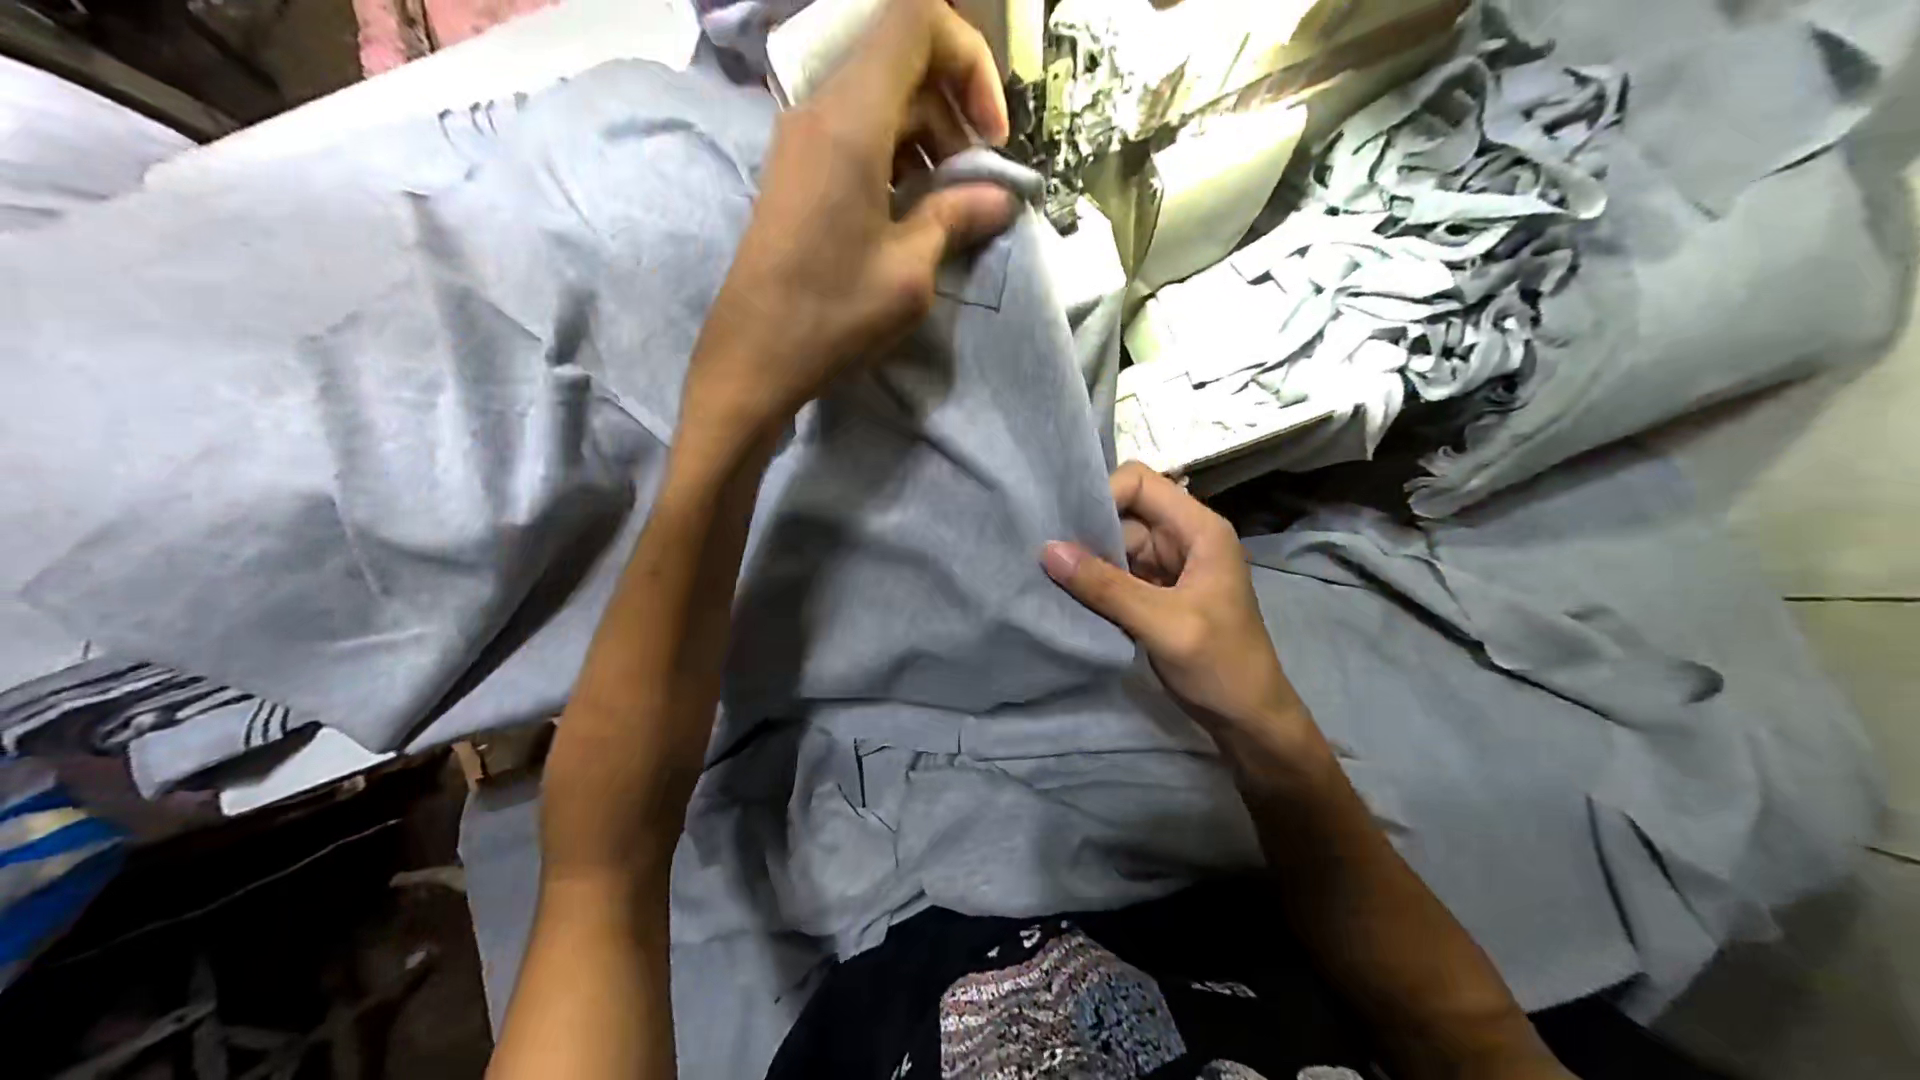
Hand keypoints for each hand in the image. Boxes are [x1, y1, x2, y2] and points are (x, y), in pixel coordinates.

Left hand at [681, 0, 1018, 441]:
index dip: (969, 59)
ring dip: (927, 139)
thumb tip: (999, 199)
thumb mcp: (910, 272)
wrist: (752, 358)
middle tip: (976, 182)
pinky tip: (911, 213)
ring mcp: (801, 141)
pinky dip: (895, 158)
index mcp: (850, 118)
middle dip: (954, 109)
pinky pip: (855, 136)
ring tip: (949, 205)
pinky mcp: (795, 174)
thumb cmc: (832, 315)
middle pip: (901, 62)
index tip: (990, 135)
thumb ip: (956, 218)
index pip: (917, 20)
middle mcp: (819, 111)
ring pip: (880, 101)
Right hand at [1043, 463, 1316, 755]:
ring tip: (1049, 578)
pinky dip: (1092, 583)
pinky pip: (1114, 573)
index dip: (1102, 497)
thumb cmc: (1221, 665)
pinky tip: (1067, 595)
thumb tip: (1048, 550)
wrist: (1247, 718)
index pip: (1139, 483)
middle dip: (1086, 532)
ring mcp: (1166, 566)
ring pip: (1113, 545)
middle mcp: (1181, 538)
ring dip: (1085, 561)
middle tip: (1046, 557)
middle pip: (1121, 513)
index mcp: (1198, 529)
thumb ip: (1106, 586)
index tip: (1068, 531)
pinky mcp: (1153, 592)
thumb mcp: (1164, 624)